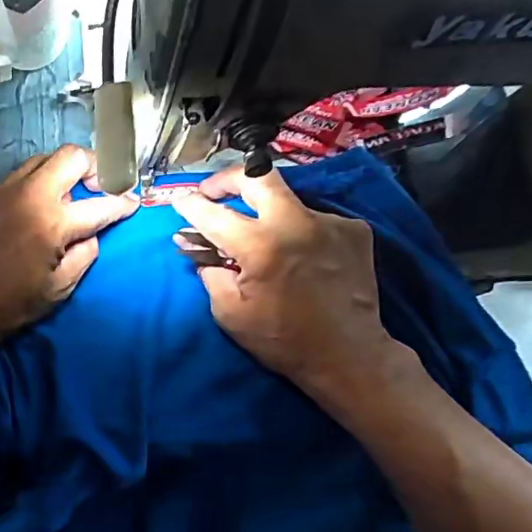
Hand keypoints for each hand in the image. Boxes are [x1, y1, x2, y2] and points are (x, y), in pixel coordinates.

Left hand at [0, 145, 136, 350]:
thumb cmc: (11, 305)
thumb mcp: (60, 288)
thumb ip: (84, 254)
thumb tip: (91, 233)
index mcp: (52, 222)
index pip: (100, 203)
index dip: (121, 203)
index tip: (130, 202)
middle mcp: (28, 196)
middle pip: (71, 156)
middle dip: (92, 168)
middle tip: (96, 189)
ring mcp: (1, 192)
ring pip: (40, 162)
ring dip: (59, 174)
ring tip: (62, 198)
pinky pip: (14, 179)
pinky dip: (30, 188)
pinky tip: (28, 212)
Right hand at [171, 165, 400, 393]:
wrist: (346, 353)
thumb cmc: (280, 338)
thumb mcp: (229, 311)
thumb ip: (210, 273)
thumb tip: (196, 246)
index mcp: (262, 246)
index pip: (215, 213)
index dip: (191, 205)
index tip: (179, 200)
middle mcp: (297, 224)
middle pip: (258, 177)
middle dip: (227, 179)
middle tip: (212, 191)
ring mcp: (330, 223)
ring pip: (286, 201)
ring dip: (263, 212)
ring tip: (255, 237)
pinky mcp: (353, 230)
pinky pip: (311, 219)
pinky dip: (293, 230)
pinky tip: (291, 254)